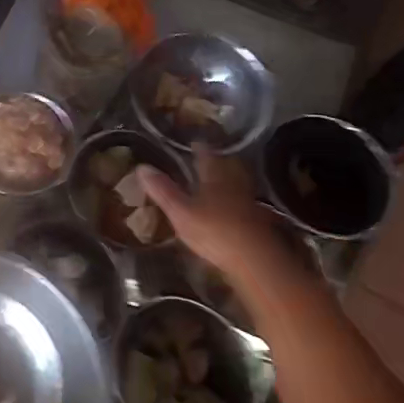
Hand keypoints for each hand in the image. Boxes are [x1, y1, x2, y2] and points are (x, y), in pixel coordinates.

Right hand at [135, 154, 297, 283]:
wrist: (258, 260)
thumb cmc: (215, 231)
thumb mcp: (180, 211)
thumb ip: (163, 190)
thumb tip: (141, 166)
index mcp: (215, 179)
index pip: (207, 156)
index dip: (200, 149)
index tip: (195, 142)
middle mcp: (236, 186)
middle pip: (228, 168)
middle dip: (219, 162)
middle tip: (210, 159)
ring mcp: (251, 204)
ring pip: (239, 186)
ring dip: (230, 181)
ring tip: (219, 182)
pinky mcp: (261, 223)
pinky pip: (247, 205)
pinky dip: (238, 203)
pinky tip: (233, 211)